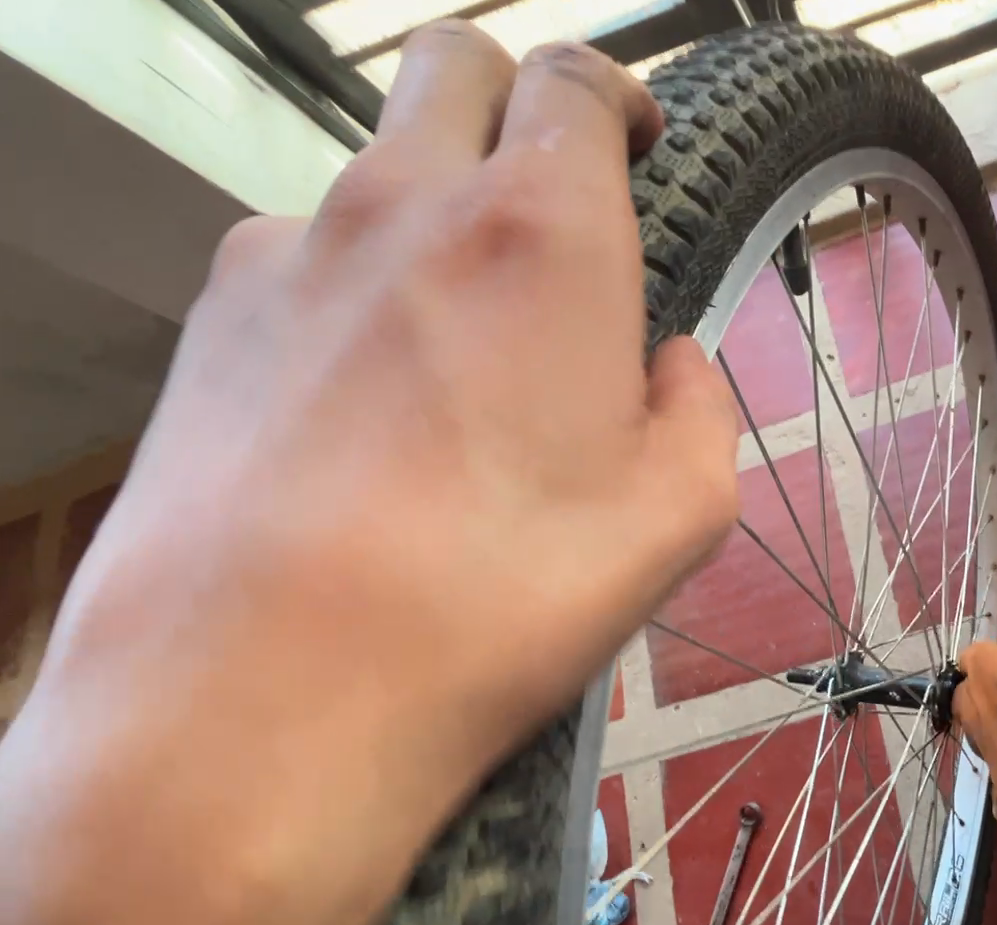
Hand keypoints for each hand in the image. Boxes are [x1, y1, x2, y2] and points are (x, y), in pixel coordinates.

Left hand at [51, 24, 736, 788]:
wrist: (272, 699)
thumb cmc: (519, 591)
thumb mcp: (686, 509)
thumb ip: (702, 406)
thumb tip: (671, 363)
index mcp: (544, 240)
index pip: (576, 84)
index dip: (620, 96)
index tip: (642, 141)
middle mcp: (405, 207)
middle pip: (455, 67)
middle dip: (521, 105)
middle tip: (563, 206)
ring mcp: (286, 254)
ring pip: (379, 171)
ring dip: (442, 213)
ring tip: (475, 346)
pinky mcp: (208, 323)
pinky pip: (310, 260)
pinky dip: (368, 288)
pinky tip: (382, 402)